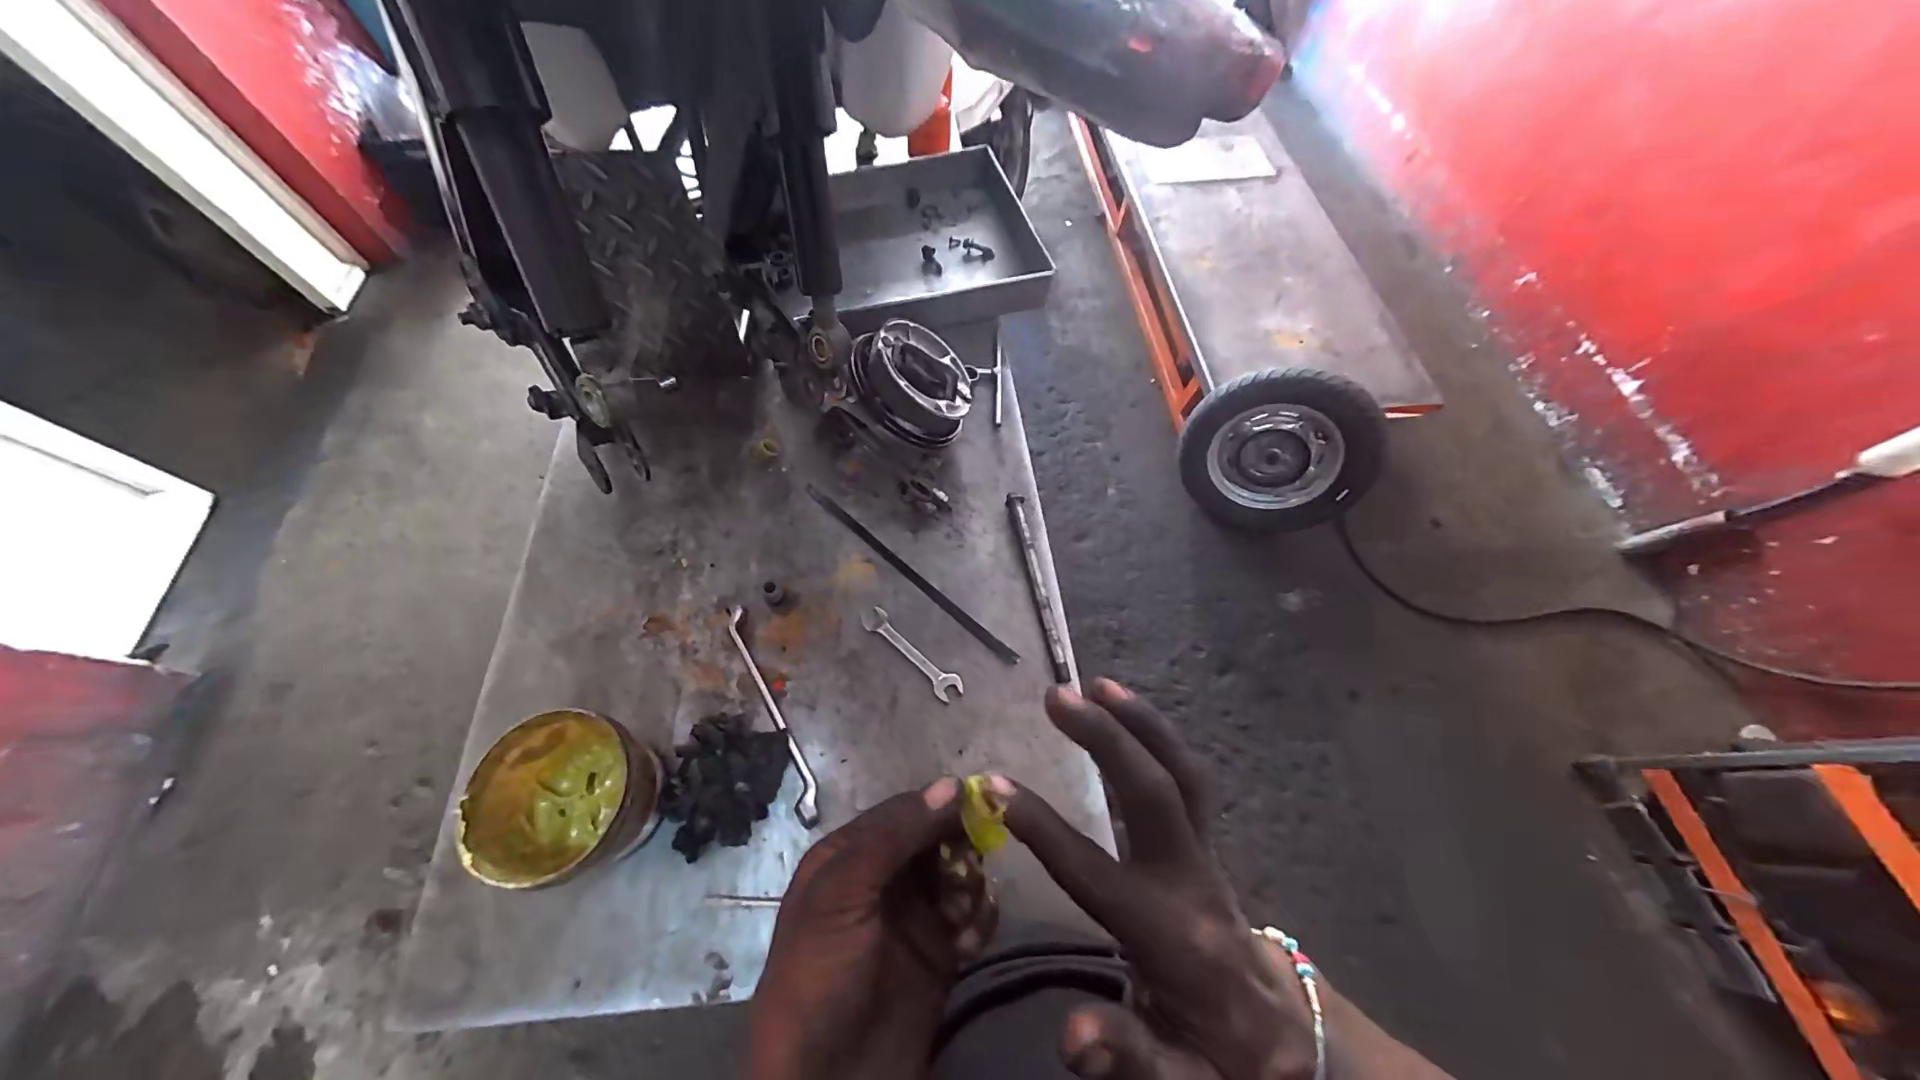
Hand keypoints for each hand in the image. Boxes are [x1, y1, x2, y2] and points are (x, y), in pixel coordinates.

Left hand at [744, 778, 995, 1079]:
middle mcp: (884, 878)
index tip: (979, 806)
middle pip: (937, 840)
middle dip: (959, 849)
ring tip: (959, 920)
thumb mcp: (843, 894)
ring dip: (970, 888)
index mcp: (850, 855)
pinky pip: (973, 918)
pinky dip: (979, 922)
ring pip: (960, 875)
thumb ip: (894, 836)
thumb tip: (951, 783)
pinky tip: (968, 945)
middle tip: (966, 872)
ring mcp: (913, 916)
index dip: (940, 806)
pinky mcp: (939, 954)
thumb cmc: (821, 975)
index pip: (905, 810)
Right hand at [1002, 679, 1319, 1079]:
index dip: (1043, 827)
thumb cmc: (1219, 1060)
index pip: (1096, 871)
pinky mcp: (1209, 846)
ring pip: (1184, 773)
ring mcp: (1208, 856)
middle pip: (1156, 793)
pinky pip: (1189, 779)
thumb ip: (1126, 1055)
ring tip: (1096, 684)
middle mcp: (1193, 881)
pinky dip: (1158, 738)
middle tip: (1056, 696)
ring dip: (1141, 722)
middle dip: (1107, 739)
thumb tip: (1070, 1034)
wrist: (1289, 1046)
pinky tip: (1126, 714)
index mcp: (1173, 937)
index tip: (993, 787)